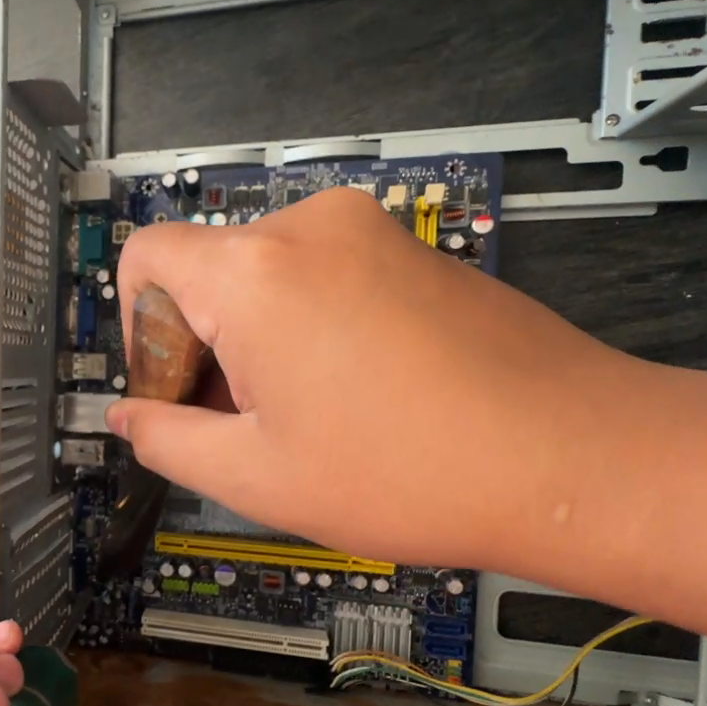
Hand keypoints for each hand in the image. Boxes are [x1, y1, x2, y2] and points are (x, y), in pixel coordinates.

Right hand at [108, 187, 638, 567]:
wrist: (576, 460)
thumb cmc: (412, 471)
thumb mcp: (254, 476)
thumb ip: (165, 439)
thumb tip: (130, 417)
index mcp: (254, 273)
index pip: (144, 258)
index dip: (137, 331)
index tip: (173, 389)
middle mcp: (308, 230)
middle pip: (202, 271)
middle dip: (198, 347)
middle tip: (238, 422)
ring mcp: (367, 233)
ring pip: (259, 277)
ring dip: (251, 342)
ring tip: (300, 416)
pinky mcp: (409, 251)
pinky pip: (317, 274)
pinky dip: (303, 326)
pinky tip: (346, 394)